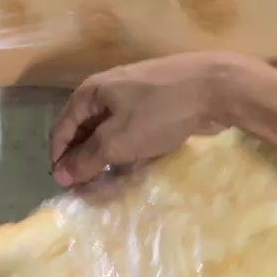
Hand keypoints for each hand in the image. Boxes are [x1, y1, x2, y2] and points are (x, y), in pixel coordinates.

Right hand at [48, 53, 272, 185]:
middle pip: (85, 129)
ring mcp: (134, 94)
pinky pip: (132, 129)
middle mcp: (107, 90)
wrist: (216, 88)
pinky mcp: (156, 103)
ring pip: (110, 131)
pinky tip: (136, 166)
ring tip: (110, 182)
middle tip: (89, 189)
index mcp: (90, 92)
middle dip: (84, 159)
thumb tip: (60, 174)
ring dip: (107, 156)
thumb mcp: (118, 141)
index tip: (67, 188)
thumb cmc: (160, 112)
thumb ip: (86, 159)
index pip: (61, 128)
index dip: (60, 158)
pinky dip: (129, 148)